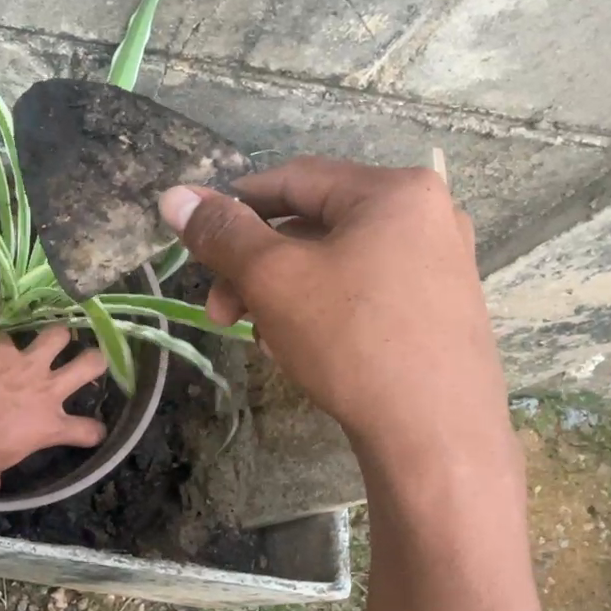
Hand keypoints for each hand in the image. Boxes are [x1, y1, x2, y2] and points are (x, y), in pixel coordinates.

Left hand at [0, 327, 108, 492]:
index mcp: (49, 428)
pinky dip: (1, 345)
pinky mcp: (0, 350)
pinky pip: (7, 339)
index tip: (92, 431)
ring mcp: (26, 365)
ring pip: (57, 336)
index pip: (88, 431)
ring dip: (56, 336)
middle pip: (90, 365)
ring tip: (53, 338)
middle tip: (90, 361)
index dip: (94, 431)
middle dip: (95, 360)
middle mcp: (47, 391)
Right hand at [158, 157, 510, 467]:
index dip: (234, 205)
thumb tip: (174, 196)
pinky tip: (298, 349)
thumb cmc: (350, 339)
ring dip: (280, 294)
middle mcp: (425, 216)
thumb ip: (221, 234)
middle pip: (312, 225)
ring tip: (260, 339)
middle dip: (254, 267)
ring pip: (332, 263)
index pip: (293, 179)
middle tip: (221, 313)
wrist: (433, 431)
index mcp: (392, 192)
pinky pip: (360, 291)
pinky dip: (317, 310)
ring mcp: (436, 264)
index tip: (196, 243)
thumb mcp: (272, 279)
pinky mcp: (436, 309)